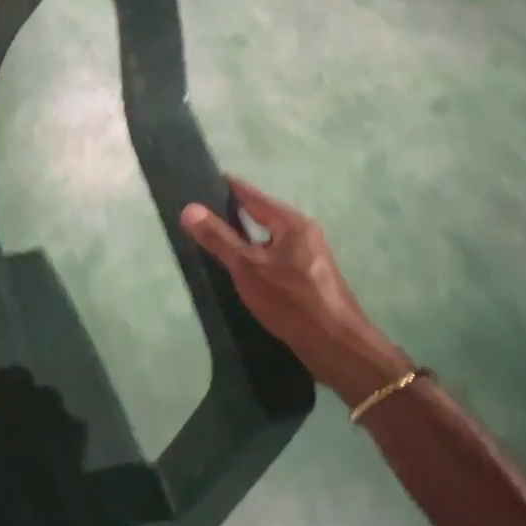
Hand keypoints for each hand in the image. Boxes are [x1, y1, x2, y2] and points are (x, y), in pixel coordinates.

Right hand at [181, 177, 409, 406]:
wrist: (336, 345)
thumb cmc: (291, 301)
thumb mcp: (247, 268)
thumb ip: (218, 238)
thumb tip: (189, 208)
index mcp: (291, 223)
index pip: (252, 195)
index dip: (228, 187)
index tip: (204, 180)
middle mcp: (304, 233)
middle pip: (263, 215)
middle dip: (235, 213)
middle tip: (202, 213)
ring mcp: (311, 257)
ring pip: (270, 239)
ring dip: (246, 238)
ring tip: (216, 241)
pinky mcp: (311, 279)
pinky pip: (277, 257)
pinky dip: (258, 257)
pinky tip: (243, 271)